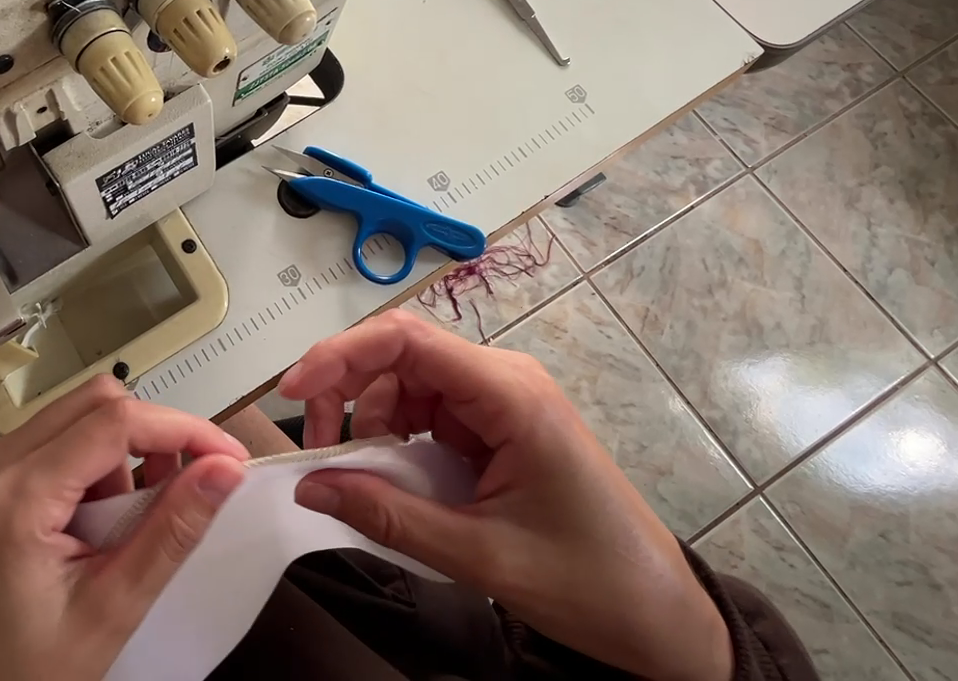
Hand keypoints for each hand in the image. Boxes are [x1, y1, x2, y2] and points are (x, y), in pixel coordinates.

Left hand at [0, 375, 248, 680]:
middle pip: (97, 403)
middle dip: (154, 435)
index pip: (114, 423)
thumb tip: (223, 470)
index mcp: (16, 496)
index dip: (181, 428)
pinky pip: (63, 436)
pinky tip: (108, 515)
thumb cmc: (31, 670)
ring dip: (126, 453)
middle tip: (190, 483)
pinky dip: (101, 462)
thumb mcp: (113, 606)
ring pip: (82, 414)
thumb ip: (172, 531)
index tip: (228, 457)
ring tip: (137, 519)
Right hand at [279, 310, 732, 680]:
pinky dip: (391, 437)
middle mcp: (499, 379)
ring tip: (356, 473)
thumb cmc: (590, 582)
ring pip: (403, 383)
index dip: (340, 353)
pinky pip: (422, 412)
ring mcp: (495, 400)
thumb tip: (308, 486)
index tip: (294, 391)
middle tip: (317, 446)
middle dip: (345, 391)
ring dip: (366, 420)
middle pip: (398, 355)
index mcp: (509, 393)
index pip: (407, 340)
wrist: (662, 618)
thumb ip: (388, 515)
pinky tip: (388, 474)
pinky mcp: (490, 424)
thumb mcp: (481, 555)